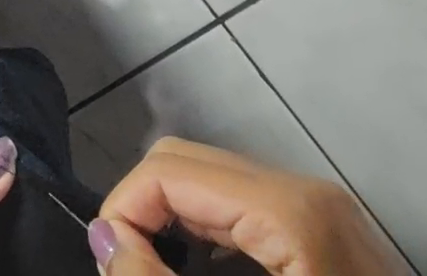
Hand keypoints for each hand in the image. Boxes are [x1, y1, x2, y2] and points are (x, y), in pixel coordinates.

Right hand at [89, 138, 399, 275]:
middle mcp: (302, 189)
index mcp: (288, 209)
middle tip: (129, 267)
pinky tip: (199, 268)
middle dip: (141, 208)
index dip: (124, 210)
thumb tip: (103, 238)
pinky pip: (237, 200)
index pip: (167, 171)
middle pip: (181, 161)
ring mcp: (317, 206)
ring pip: (206, 176)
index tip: (114, 267)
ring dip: (168, 216)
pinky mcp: (323, 227)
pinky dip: (202, 224)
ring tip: (156, 268)